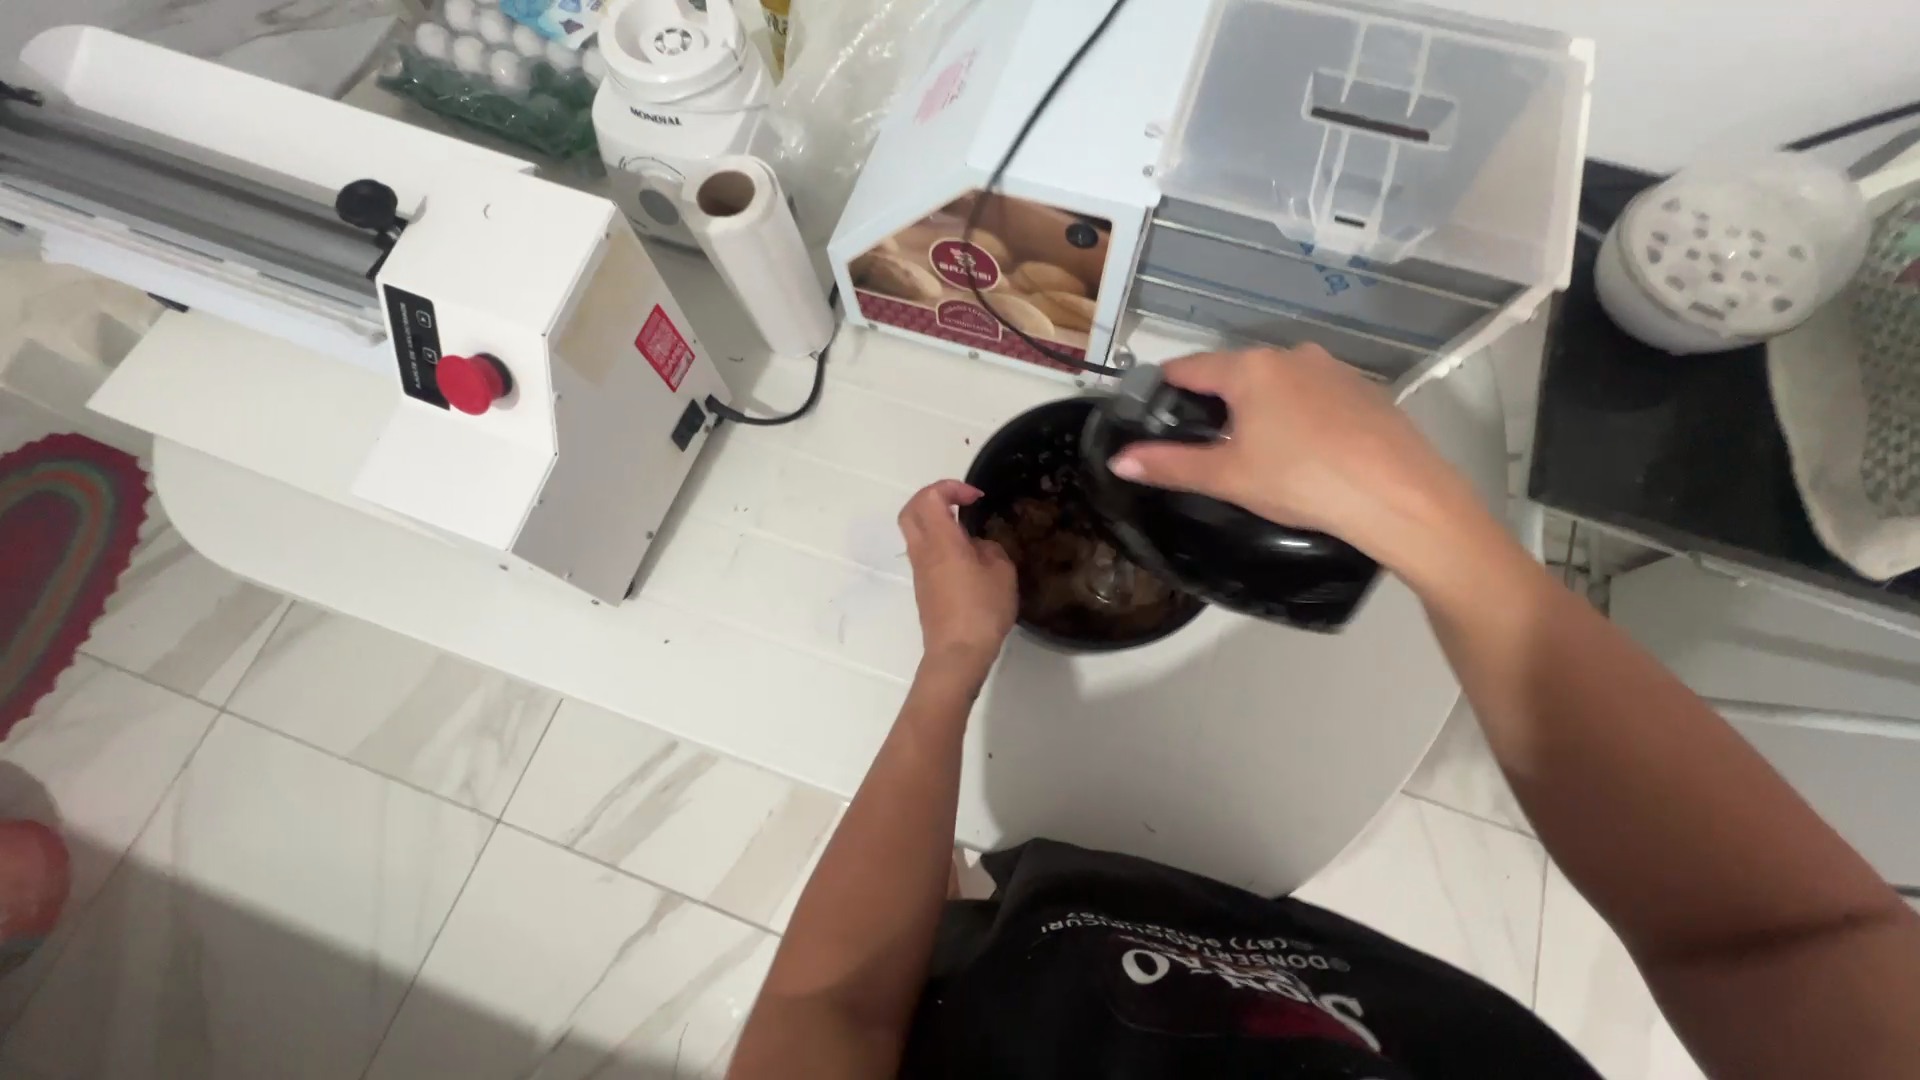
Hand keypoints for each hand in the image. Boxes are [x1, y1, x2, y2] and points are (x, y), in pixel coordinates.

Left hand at [898, 481, 1017, 671]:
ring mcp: (920, 571)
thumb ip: (989, 549)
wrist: (957, 654)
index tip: (976, 499)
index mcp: (941, 542)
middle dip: (934, 497)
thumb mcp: (1002, 573)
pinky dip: (939, 542)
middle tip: (961, 503)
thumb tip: (976, 547)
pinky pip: (924, 552)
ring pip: (915, 531)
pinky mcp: (923, 587)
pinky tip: (965, 558)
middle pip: (911, 510)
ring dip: (936, 521)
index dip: (951, 487)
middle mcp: (923, 552)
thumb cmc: (982, 611)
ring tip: (967, 532)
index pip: (930, 497)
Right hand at [1106, 345, 1482, 567]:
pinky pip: (1313, 395)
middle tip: (1206, 448)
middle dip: (1214, 404)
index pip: (1188, 368)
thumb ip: (1169, 465)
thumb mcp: (1226, 477)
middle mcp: (1290, 355)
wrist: (1399, 495)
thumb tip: (1119, 460)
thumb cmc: (1301, 480)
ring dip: (1258, 408)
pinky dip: (1297, 415)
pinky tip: (1305, 453)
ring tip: (1257, 454)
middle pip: (1233, 374)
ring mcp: (1333, 368)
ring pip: (1276, 384)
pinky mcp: (1365, 389)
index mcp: (1250, 368)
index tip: (1151, 414)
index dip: (1163, 389)